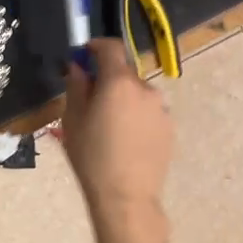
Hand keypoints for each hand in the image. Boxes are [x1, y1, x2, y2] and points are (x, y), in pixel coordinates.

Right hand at [63, 40, 174, 231]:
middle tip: (89, 101)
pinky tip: (124, 140)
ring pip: (136, 94)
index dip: (96, 46)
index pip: (111, 47)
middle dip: (107, 79)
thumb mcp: (72, 118)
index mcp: (119, 82)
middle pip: (124, 73)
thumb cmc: (91, 155)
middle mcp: (145, 89)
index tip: (83, 55)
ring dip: (122, 99)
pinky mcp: (169, 128)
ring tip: (107, 126)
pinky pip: (147, 112)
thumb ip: (76, 86)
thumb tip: (79, 67)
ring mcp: (161, 109)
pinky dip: (135, 116)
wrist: (125, 196)